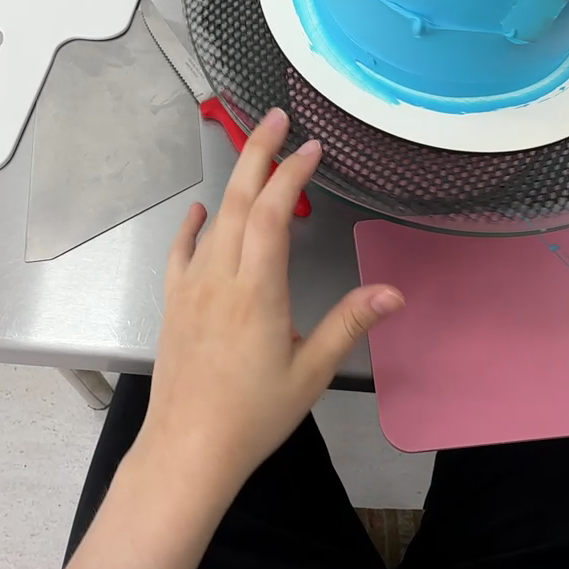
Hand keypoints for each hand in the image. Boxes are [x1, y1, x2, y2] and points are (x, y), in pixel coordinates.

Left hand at [133, 108, 402, 494]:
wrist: (187, 451)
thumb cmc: (253, 414)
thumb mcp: (311, 372)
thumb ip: (350, 323)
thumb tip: (394, 291)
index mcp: (257, 289)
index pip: (273, 213)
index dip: (291, 173)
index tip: (311, 147)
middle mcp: (221, 276)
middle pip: (239, 199)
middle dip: (258, 152)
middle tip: (275, 117)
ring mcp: (192, 286)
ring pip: (214, 219)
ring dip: (234, 179)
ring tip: (252, 152)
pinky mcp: (174, 302)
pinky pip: (181, 251)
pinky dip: (192, 224)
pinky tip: (200, 211)